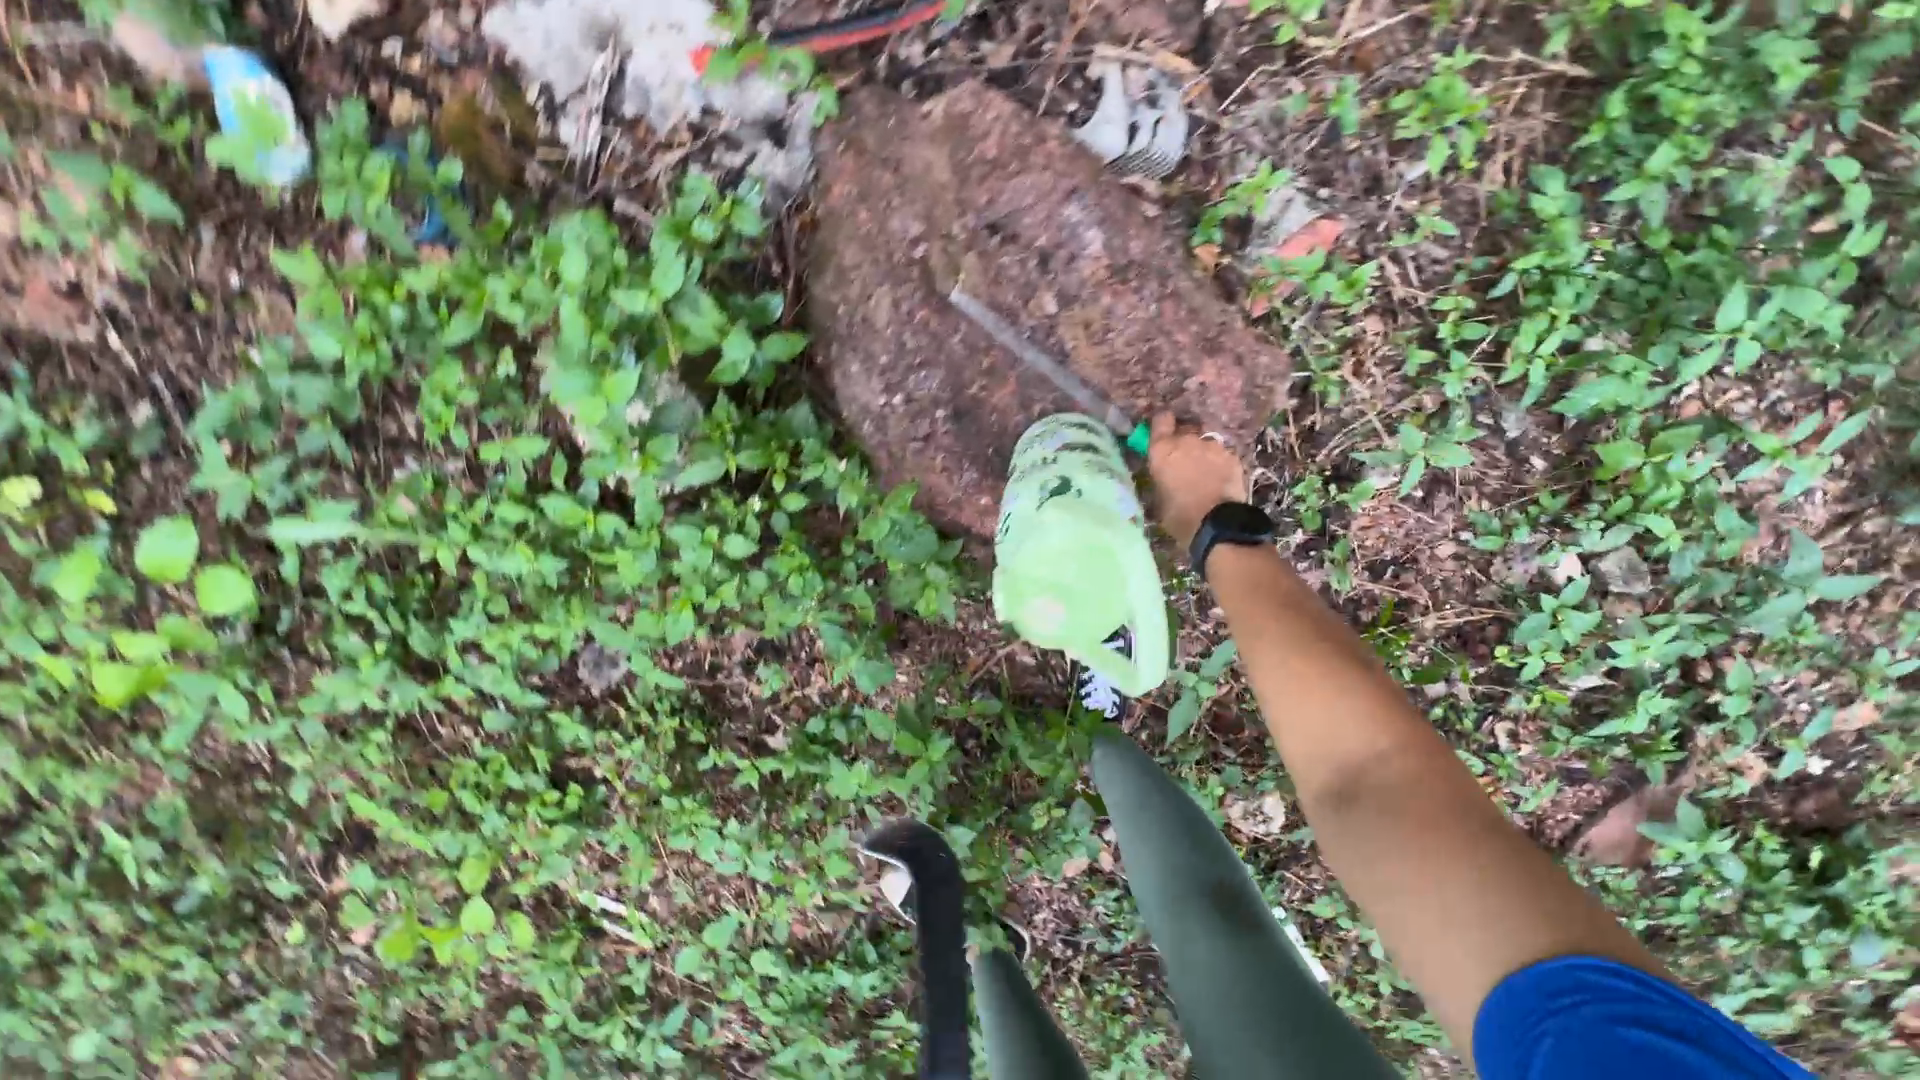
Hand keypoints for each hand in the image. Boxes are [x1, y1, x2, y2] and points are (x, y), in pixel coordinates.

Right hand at [1146, 412, 1247, 550]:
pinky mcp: (1232, 456)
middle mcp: (1187, 440)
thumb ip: (1163, 476)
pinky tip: (1221, 480)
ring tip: (1207, 474)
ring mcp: (1213, 446)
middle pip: (1185, 430)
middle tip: (1186, 462)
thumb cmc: (1179, 516)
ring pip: (1206, 443)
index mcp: (1163, 450)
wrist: (1216, 524)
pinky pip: (1222, 455)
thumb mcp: (1160, 496)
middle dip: (1185, 442)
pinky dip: (1220, 463)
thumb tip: (1167, 474)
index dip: (1164, 425)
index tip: (1164, 434)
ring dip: (1204, 453)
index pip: (1161, 419)